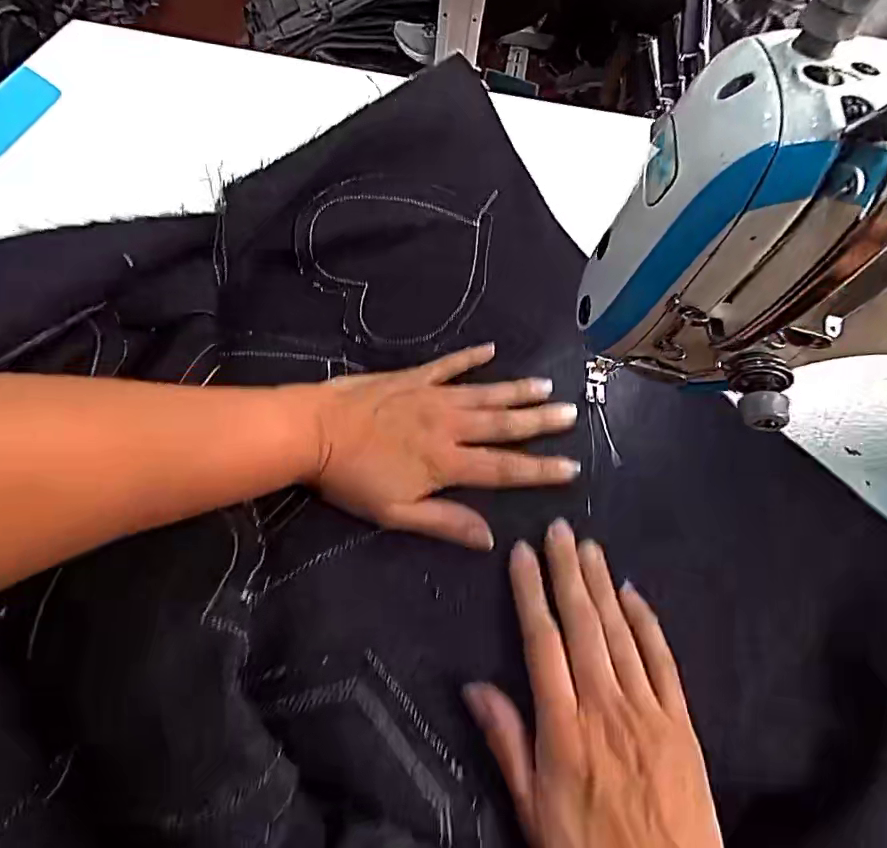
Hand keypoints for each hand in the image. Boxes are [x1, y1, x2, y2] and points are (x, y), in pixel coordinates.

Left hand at [309, 344, 579, 549]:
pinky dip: (470, 357)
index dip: (541, 470)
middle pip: (505, 425)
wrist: (313, 430)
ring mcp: (434, 396)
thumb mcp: (396, 512)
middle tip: (572, 413)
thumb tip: (489, 538)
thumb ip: (445, 522)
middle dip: (542, 421)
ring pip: (486, 393)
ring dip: (518, 390)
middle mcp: (451, 425)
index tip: (571, 467)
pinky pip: (449, 365)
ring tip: (548, 385)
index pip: (505, 468)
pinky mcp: (414, 377)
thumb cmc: (353, 477)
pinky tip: (491, 349)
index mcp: (448, 462)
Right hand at [463, 521, 720, 847]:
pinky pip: (661, 658)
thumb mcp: (533, 813)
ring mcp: (647, 708)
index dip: (530, 593)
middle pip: (583, 624)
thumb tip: (474, 687)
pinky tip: (633, 592)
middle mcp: (605, 706)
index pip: (542, 643)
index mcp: (564, 729)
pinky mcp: (680, 718)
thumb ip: (508, 744)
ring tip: (589, 547)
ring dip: (602, 584)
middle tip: (559, 530)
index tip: (522, 555)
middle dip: (567, 572)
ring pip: (620, 631)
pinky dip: (647, 621)